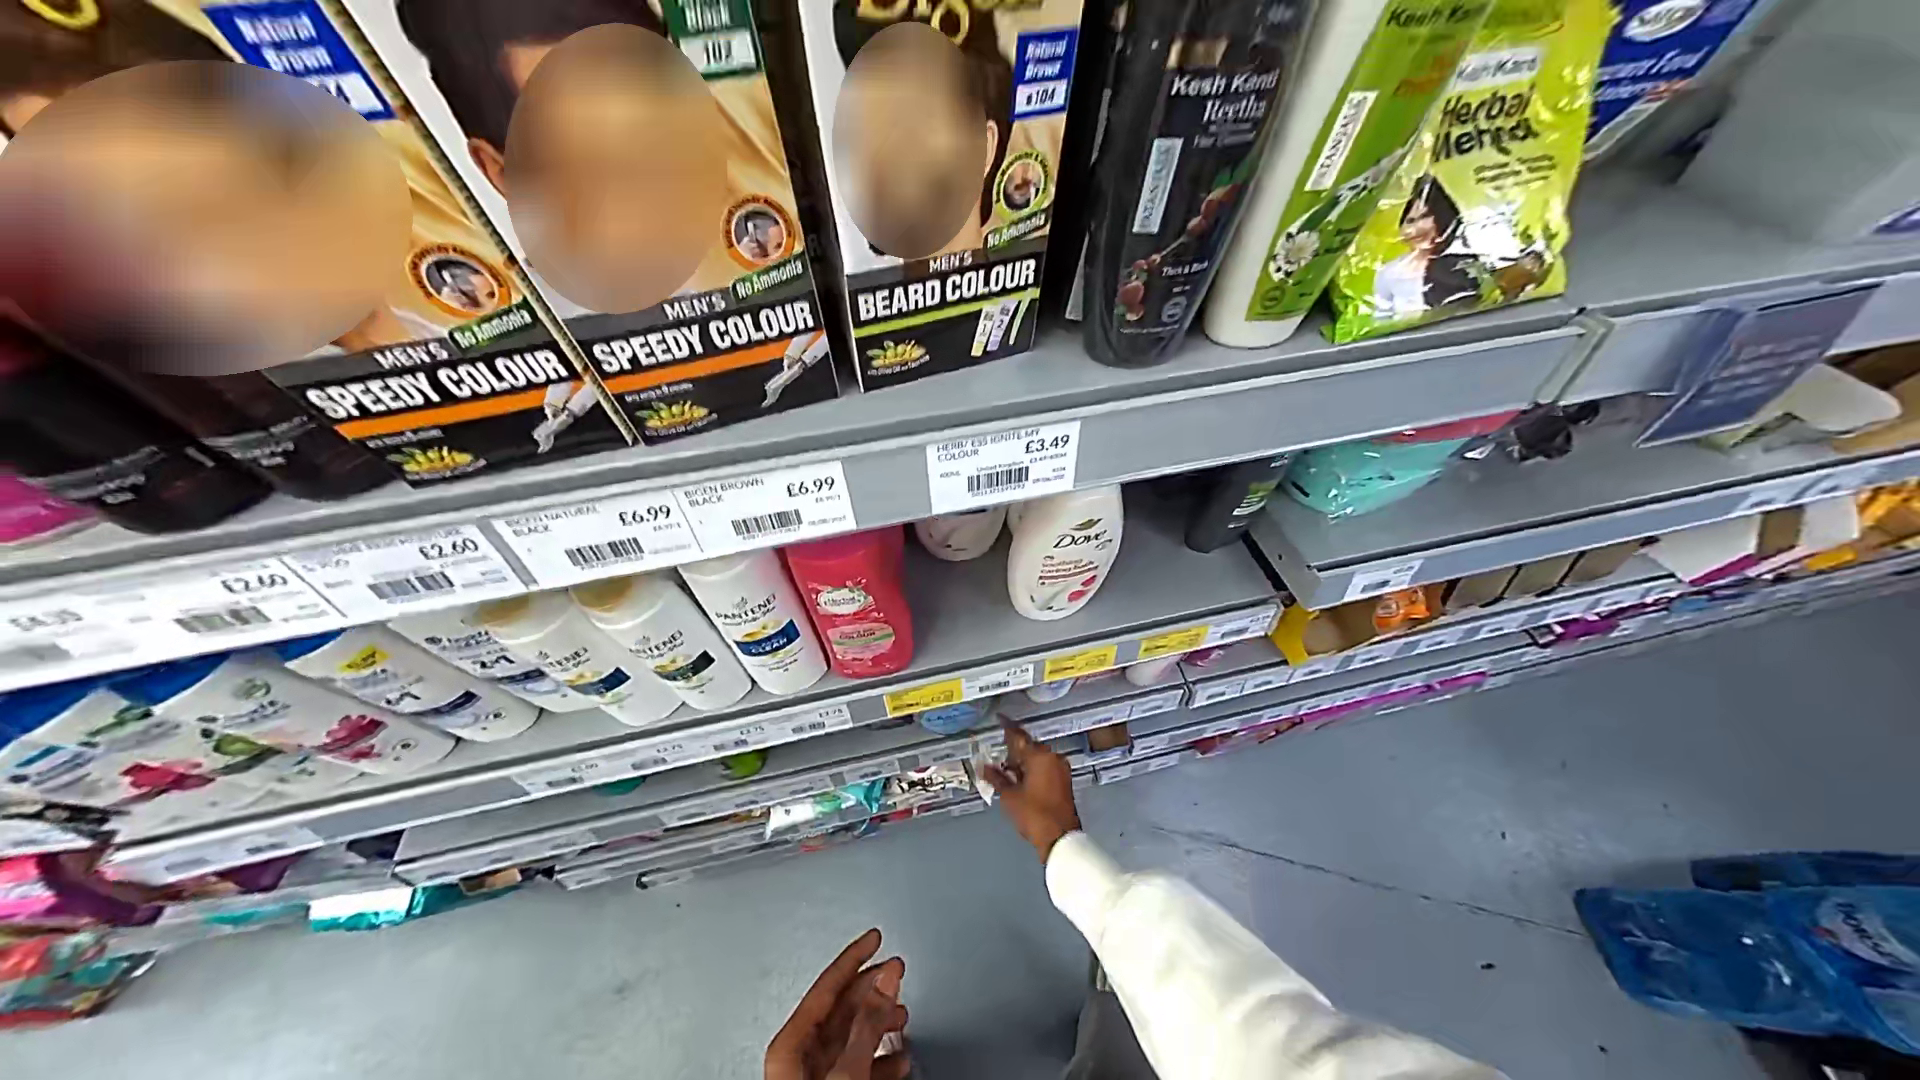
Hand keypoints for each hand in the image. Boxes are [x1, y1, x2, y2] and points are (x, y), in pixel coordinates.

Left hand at [766, 928, 909, 1079]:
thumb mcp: (846, 1069)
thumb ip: (867, 1020)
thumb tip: (886, 977)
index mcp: (790, 1043)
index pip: (828, 982)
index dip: (855, 955)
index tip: (874, 936)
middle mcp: (795, 1057)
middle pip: (841, 1007)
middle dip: (873, 988)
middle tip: (895, 971)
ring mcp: (809, 1076)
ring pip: (850, 1035)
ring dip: (879, 1023)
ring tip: (901, 1015)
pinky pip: (854, 1063)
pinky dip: (877, 1056)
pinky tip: (895, 1058)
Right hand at [981, 721, 1081, 861]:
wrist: (1059, 838)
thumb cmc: (1034, 815)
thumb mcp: (1009, 796)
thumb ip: (996, 777)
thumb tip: (985, 767)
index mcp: (1040, 756)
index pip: (1019, 736)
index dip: (1007, 727)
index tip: (1000, 718)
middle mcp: (1053, 758)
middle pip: (1029, 747)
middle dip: (1013, 751)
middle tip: (997, 756)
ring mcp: (1061, 770)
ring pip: (1037, 758)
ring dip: (1022, 762)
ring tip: (1006, 771)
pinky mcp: (1064, 781)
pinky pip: (1045, 768)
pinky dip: (1032, 771)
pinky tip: (1020, 780)